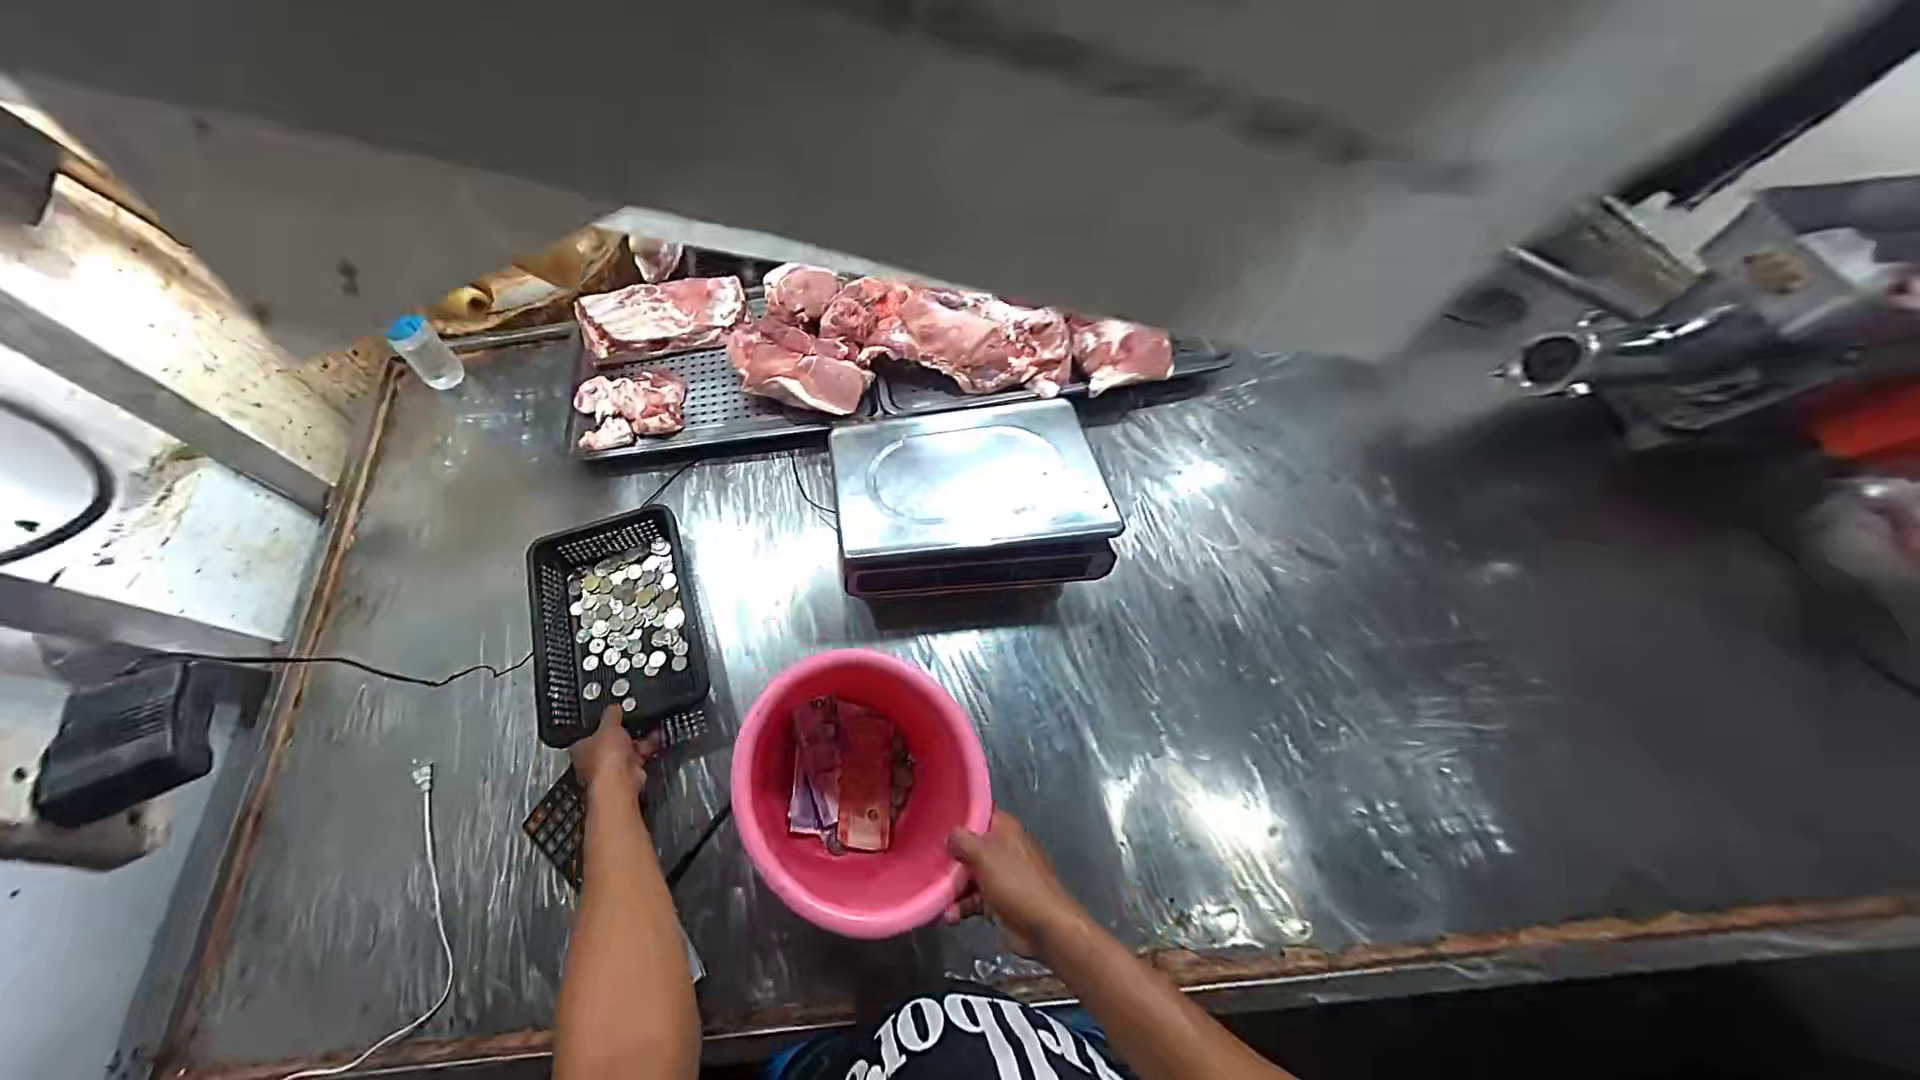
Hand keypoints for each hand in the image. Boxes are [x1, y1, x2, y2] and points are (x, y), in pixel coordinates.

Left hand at [569, 705, 660, 793]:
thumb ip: (611, 715)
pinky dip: (648, 747)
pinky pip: (640, 755)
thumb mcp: (608, 726)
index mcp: (580, 748)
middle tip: (634, 720)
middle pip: (611, 740)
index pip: (589, 733)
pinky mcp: (629, 771)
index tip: (615, 715)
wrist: (621, 780)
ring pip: (628, 747)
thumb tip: (613, 707)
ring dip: (639, 738)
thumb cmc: (604, 759)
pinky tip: (655, 737)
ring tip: (649, 726)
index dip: (602, 723)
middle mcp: (594, 760)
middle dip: (625, 731)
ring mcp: (613, 767)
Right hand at [946, 809, 1088, 956]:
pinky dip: (962, 906)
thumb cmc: (1016, 883)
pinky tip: (949, 916)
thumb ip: (962, 841)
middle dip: (951, 858)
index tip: (936, 824)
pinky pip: (974, 898)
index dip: (959, 817)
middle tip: (930, 866)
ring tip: (937, 899)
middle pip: (970, 847)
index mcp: (1005, 829)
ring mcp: (1001, 875)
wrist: (1045, 927)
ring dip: (953, 887)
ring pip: (969, 875)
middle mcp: (1003, 848)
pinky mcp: (999, 901)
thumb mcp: (985, 855)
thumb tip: (949, 835)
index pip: (979, 813)